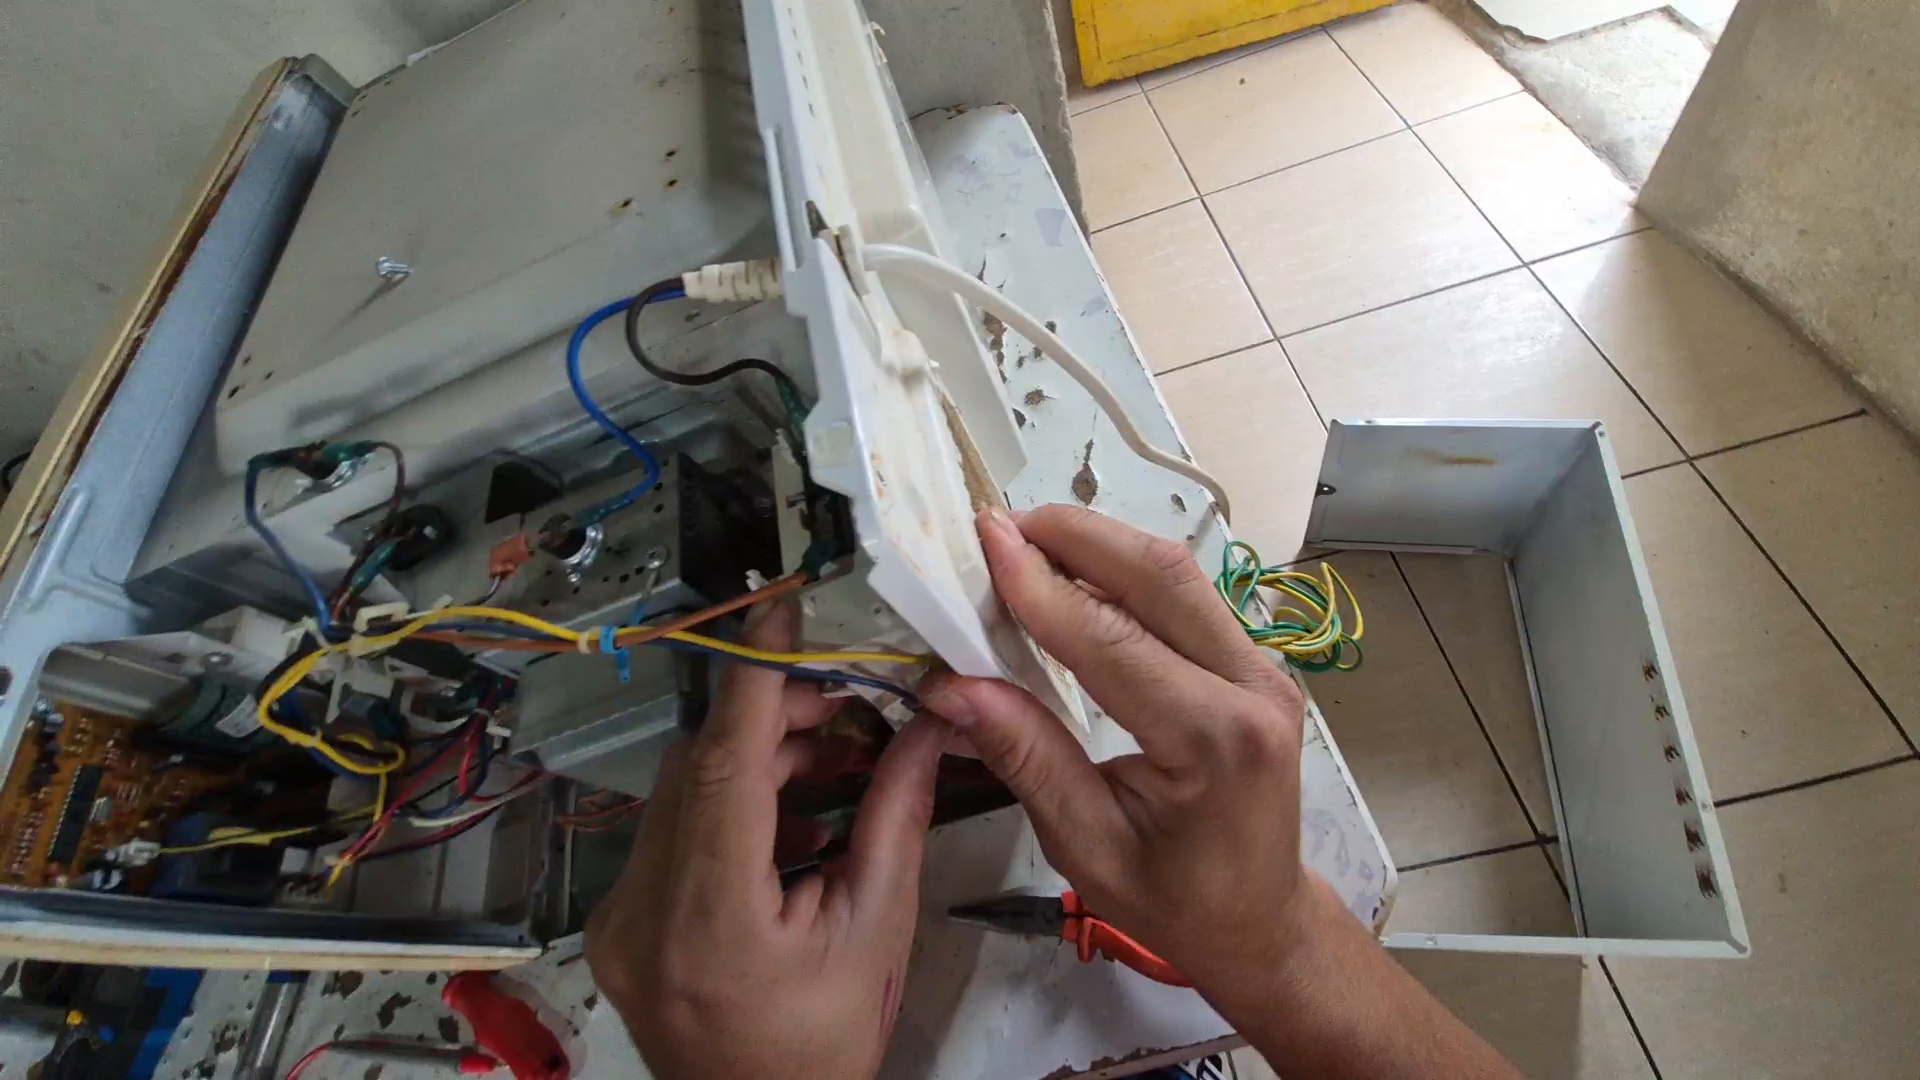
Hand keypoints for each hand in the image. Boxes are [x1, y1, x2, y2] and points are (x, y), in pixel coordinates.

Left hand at [586, 601, 951, 1079]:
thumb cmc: (829, 1037)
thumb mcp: (879, 924)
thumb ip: (898, 811)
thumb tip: (928, 722)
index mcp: (712, 922)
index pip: (724, 766)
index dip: (754, 677)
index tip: (779, 607)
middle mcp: (643, 912)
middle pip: (702, 763)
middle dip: (778, 718)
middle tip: (850, 713)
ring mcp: (619, 914)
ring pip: (685, 783)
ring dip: (759, 755)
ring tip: (833, 763)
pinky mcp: (620, 914)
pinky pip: (675, 820)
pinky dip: (735, 796)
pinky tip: (791, 815)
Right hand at [921, 505, 1320, 990]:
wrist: (1261, 918)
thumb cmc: (1174, 902)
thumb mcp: (1086, 846)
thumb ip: (1025, 756)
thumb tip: (949, 686)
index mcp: (1214, 740)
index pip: (1113, 638)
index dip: (1040, 586)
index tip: (986, 540)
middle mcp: (1252, 685)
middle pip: (1161, 574)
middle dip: (1076, 534)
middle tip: (1003, 526)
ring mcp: (1261, 665)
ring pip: (1175, 572)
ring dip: (1098, 543)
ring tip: (1028, 542)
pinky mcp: (1250, 659)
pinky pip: (1182, 594)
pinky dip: (1121, 569)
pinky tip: (1073, 573)